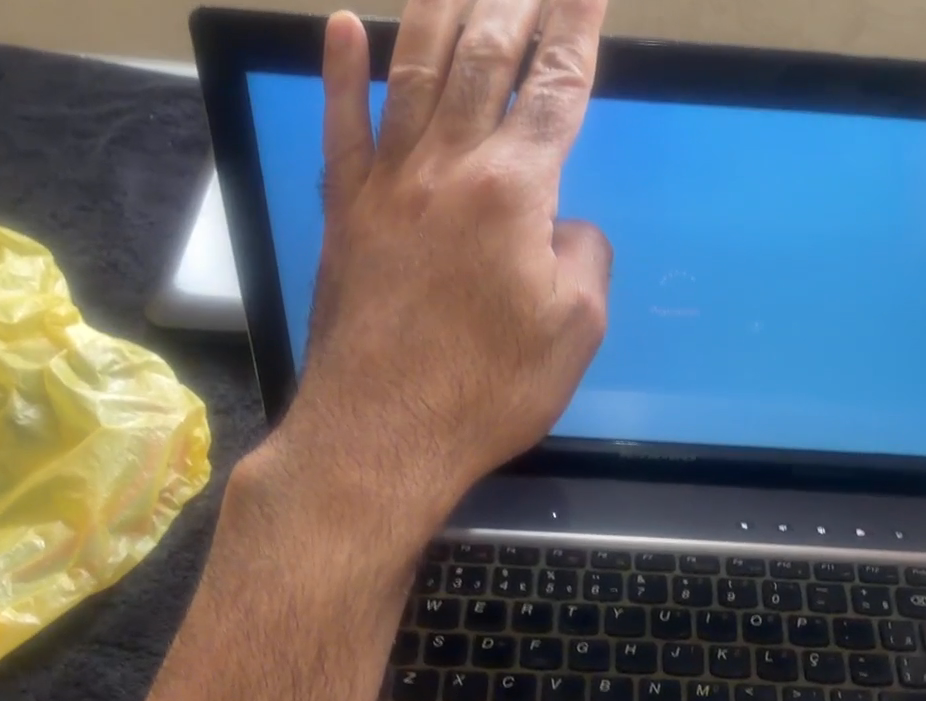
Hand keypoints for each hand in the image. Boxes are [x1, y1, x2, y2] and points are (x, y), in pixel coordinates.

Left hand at [261, 0, 612, 513]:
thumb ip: (585, 260)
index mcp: (514, 192)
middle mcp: (448, 166)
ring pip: (415, 71)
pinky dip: (341, 74)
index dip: (578, 31)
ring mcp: (386, 185)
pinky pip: (340, 129)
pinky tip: (343, 28)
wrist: (383, 433)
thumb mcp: (575, 334)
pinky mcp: (344, 216)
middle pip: (486, 57)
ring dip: (442, 7)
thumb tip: (566, 227)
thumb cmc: (489, 390)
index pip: (556, 89)